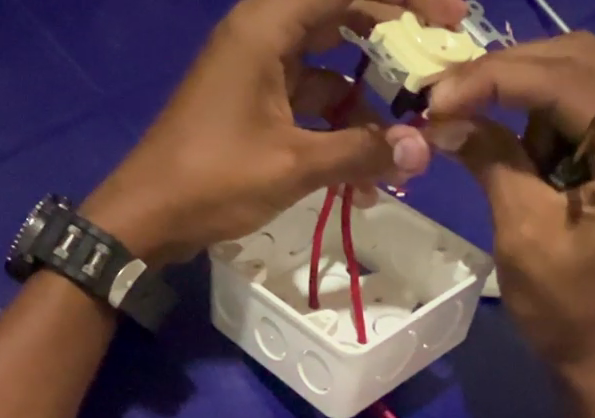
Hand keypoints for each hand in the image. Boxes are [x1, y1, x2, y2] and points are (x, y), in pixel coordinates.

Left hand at [83, 0, 467, 263]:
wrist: (144, 220)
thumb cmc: (212, 180)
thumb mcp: (292, 166)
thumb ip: (359, 154)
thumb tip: (421, 151)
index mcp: (266, 27)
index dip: (404, 2)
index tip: (450, 21)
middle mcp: (261, 38)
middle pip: (342, 27)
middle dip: (392, 58)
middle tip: (437, 79)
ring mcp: (254, 77)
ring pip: (327, 79)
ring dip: (364, 116)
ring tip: (404, 153)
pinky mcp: (250, 113)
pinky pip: (306, 112)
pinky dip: (334, 139)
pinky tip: (362, 183)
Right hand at [427, 34, 594, 367]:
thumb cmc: (564, 307)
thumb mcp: (522, 231)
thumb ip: (491, 160)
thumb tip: (442, 116)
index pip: (566, 80)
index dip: (493, 79)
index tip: (432, 96)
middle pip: (576, 62)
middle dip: (503, 76)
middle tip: (440, 99)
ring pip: (575, 76)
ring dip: (515, 94)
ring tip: (461, 118)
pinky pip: (580, 107)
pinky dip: (533, 115)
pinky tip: (498, 134)